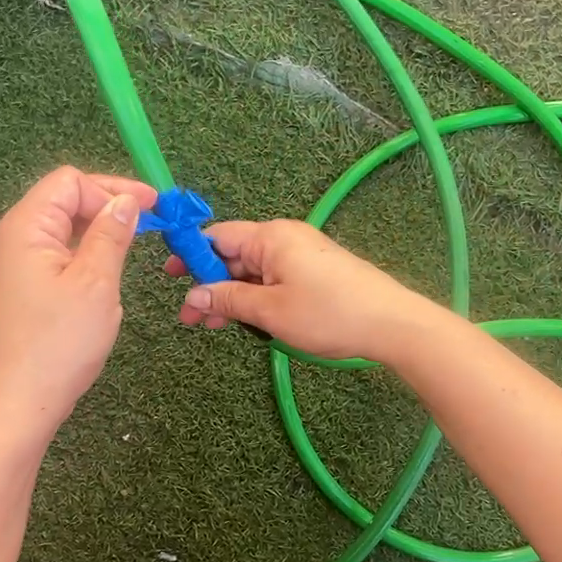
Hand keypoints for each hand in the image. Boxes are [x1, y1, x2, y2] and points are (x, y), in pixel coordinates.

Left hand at [0, 166, 158, 433]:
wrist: (18, 401)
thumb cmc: (59, 343)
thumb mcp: (96, 282)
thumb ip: (111, 234)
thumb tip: (126, 200)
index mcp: (25, 227)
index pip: (70, 181)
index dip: (112, 187)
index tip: (153, 207)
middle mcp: (12, 237)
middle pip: (63, 200)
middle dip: (107, 206)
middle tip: (149, 224)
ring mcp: (11, 264)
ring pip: (61, 229)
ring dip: (97, 232)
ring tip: (131, 248)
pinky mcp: (18, 288)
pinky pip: (54, 255)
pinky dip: (83, 255)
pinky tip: (104, 275)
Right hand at [167, 220, 443, 361]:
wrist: (392, 324)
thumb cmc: (327, 314)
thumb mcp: (270, 311)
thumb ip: (229, 300)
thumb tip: (194, 294)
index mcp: (270, 236)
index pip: (218, 235)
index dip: (190, 253)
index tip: (169, 275)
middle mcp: (285, 238)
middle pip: (234, 254)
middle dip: (210, 283)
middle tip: (190, 317)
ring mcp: (302, 255)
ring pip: (253, 271)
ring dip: (232, 295)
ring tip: (214, 326)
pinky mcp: (315, 273)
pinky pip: (273, 279)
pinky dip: (256, 298)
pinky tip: (248, 321)